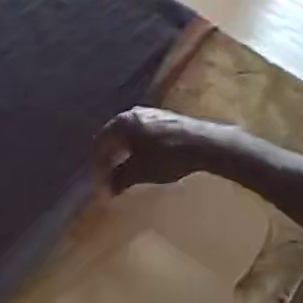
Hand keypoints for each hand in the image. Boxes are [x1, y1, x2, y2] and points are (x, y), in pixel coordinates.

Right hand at [91, 107, 233, 192]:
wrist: (205, 144)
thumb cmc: (167, 156)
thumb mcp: (140, 172)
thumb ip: (120, 179)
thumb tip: (108, 190)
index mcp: (122, 122)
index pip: (100, 142)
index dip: (97, 164)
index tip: (99, 182)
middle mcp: (133, 113)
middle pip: (114, 137)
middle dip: (111, 159)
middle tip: (110, 178)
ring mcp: (152, 113)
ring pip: (130, 136)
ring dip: (125, 154)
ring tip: (127, 173)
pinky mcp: (167, 119)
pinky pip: (144, 134)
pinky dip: (139, 149)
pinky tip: (146, 162)